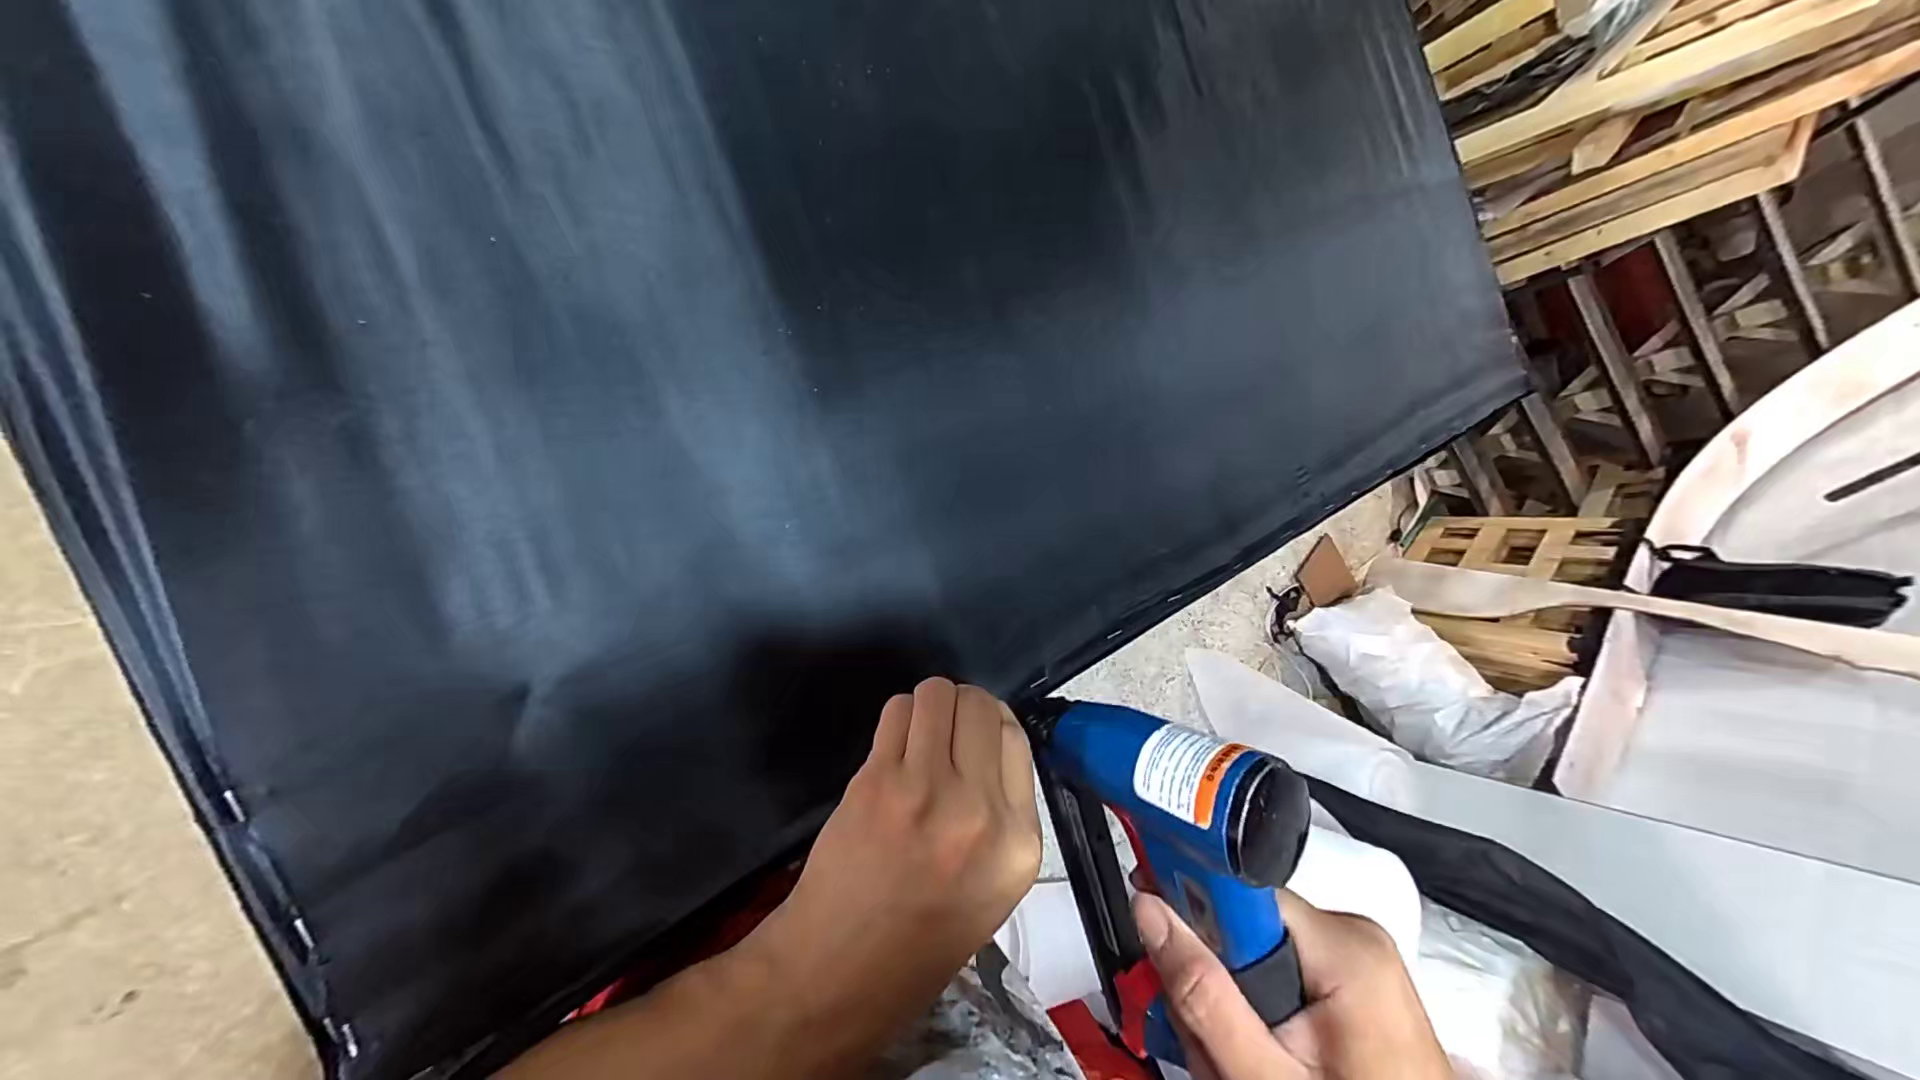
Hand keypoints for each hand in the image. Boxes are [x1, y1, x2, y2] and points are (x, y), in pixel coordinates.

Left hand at [744, 678, 1042, 1064]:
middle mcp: (980, 810)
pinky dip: (898, 715)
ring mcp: (925, 791)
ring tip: (918, 735)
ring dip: (929, 704)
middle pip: (982, 706)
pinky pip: (897, 709)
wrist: (841, 970)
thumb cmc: (923, 935)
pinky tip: (892, 746)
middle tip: (944, 731)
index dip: (993, 722)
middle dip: (963, 705)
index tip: (975, 731)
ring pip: (938, 694)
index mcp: (1019, 842)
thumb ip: (1003, 808)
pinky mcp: (877, 781)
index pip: (1016, 737)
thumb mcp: (994, 882)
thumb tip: (988, 739)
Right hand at [1134, 889, 1450, 1079]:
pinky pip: (1274, 965)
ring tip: (1239, 1062)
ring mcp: (1353, 957)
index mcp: (1346, 950)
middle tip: (1210, 1045)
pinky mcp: (1348, 977)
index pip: (1235, 889)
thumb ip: (1204, 997)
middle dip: (1208, 981)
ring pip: (1248, 948)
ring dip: (1226, 1002)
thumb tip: (1150, 912)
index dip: (1187, 909)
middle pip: (1236, 923)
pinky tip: (1259, 1053)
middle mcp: (1352, 938)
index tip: (1154, 934)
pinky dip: (1254, 1007)